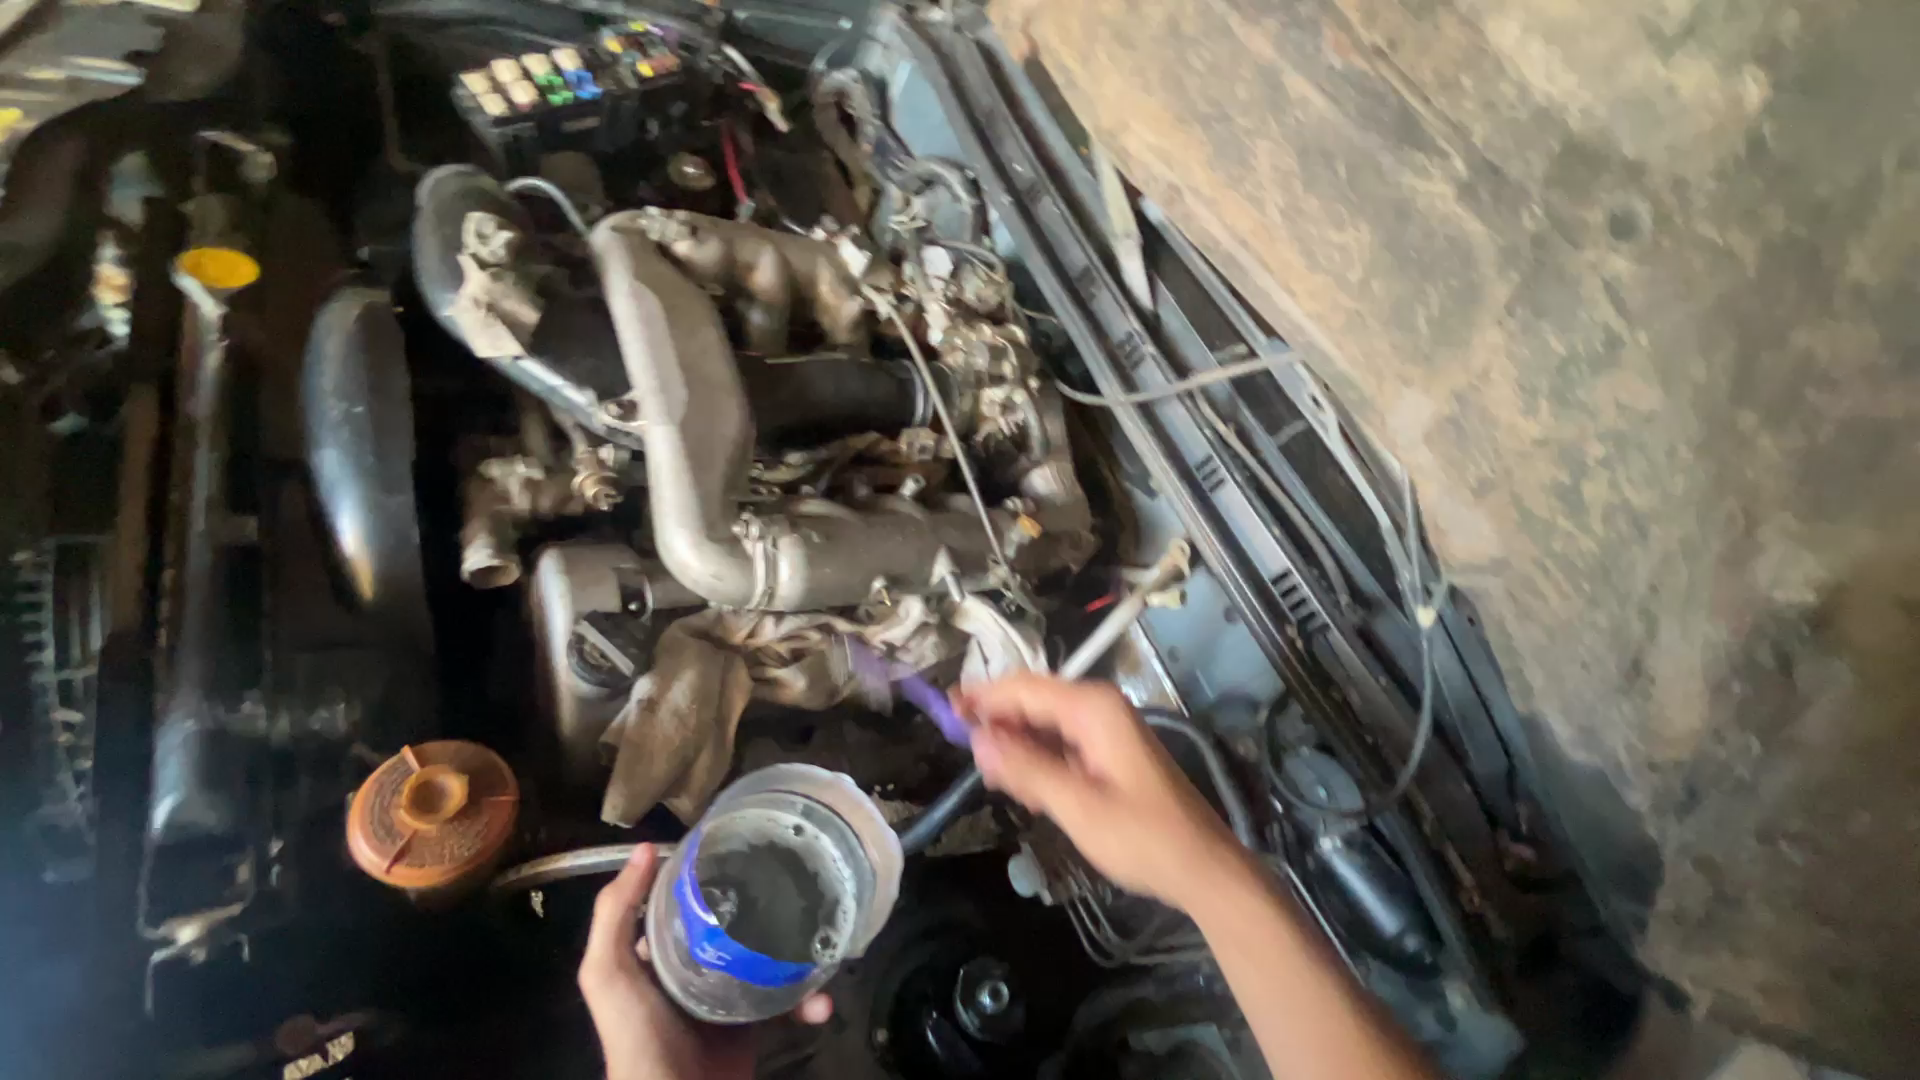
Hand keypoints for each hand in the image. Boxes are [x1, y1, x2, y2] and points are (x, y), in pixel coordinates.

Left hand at [578, 843, 831, 1079]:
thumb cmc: (639, 1035)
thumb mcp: (608, 974)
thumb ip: (614, 914)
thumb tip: (646, 848)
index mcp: (660, 954)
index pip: (686, 901)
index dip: (709, 874)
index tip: (742, 845)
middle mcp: (695, 969)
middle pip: (735, 924)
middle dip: (767, 906)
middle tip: (795, 885)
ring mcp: (728, 996)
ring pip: (769, 959)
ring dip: (797, 953)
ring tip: (819, 942)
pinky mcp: (754, 1025)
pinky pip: (787, 1003)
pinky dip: (807, 1001)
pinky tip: (821, 1000)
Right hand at [957, 674, 1247, 912]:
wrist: (1204, 868)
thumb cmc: (1143, 838)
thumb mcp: (1077, 806)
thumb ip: (1026, 769)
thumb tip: (977, 740)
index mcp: (1092, 709)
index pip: (1023, 688)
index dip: (983, 696)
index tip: (945, 708)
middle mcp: (1098, 707)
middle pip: (1032, 700)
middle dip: (997, 720)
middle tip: (963, 747)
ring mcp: (1105, 728)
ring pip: (1043, 722)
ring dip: (1015, 742)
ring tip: (990, 772)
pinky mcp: (1107, 751)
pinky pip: (1060, 741)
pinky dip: (1037, 757)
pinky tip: (1023, 782)